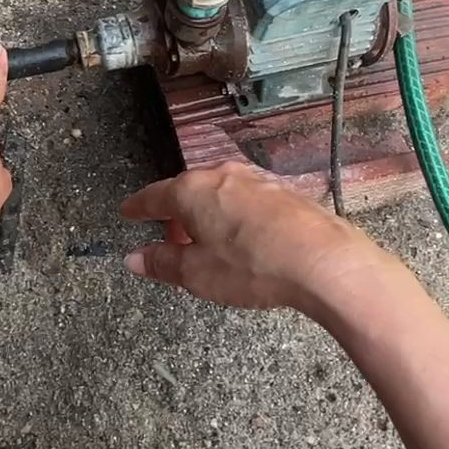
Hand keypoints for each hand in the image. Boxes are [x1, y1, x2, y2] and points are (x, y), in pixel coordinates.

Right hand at [120, 161, 389, 311]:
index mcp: (190, 190)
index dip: (138, 207)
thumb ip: (162, 263)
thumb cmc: (252, 265)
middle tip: (170, 242)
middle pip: (186, 192)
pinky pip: (243, 199)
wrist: (322, 259)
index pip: (153, 196)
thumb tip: (133, 258)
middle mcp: (219, 174)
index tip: (127, 211)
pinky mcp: (280, 190)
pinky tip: (242, 239)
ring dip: (206, 216)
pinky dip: (232, 215)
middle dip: (175, 216)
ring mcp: (252, 179)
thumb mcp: (197, 273)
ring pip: (216, 193)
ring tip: (208, 245)